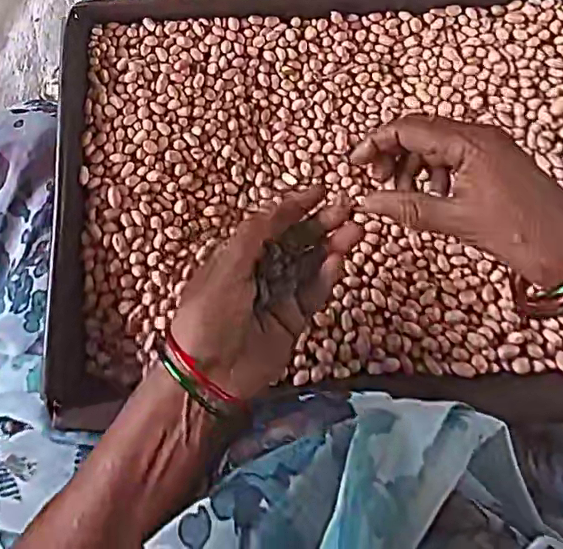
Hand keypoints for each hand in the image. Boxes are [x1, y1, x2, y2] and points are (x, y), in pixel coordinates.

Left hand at [167, 185, 362, 402]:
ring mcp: (278, 294)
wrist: (208, 372)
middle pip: (295, 240)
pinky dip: (326, 276)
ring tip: (354, 230)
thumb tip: (279, 208)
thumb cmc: (209, 311)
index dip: (295, 205)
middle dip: (320, 223)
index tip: (320, 191)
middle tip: (346, 207)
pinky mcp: (291, 320)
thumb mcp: (227, 266)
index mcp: (239, 252)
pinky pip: (312, 292)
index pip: (272, 222)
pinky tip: (340, 259)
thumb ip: (254, 235)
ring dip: (330, 246)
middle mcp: (261, 269)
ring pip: (309, 264)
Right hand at [347, 116, 562, 289]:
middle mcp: (479, 135)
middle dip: (391, 153)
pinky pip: (452, 156)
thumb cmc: (527, 236)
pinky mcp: (497, 162)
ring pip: (433, 144)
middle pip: (418, 131)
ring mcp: (490, 147)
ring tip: (401, 194)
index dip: (374, 143)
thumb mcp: (458, 221)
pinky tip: (430, 197)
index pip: (406, 128)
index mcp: (469, 141)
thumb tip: (366, 202)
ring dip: (411, 165)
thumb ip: (407, 207)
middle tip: (375, 180)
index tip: (355, 164)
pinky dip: (433, 172)